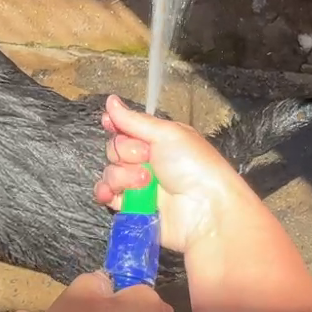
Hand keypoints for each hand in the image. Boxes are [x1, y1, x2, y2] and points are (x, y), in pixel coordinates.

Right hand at [93, 94, 246, 254]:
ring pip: (110, 172)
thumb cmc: (195, 168)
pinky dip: (105, 192)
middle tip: (146, 158)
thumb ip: (134, 120)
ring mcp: (139, 186)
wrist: (206, 211)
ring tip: (145, 183)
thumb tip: (110, 100)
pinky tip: (110, 193)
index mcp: (159, 141)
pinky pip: (107, 196)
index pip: (127, 128)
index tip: (109, 122)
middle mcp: (148, 162)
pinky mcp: (132, 208)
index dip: (116, 125)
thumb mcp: (167, 134)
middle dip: (125, 152)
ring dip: (122, 176)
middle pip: (115, 149)